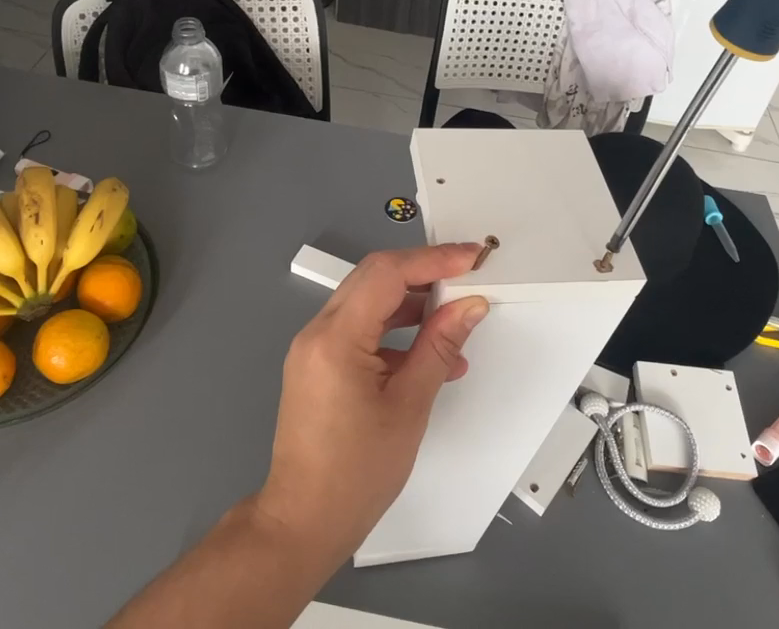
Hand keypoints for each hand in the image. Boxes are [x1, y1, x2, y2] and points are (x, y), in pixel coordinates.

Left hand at [253, 244, 489, 565]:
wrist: (305, 519)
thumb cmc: (358, 470)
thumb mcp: (410, 405)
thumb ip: (440, 346)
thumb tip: (470, 305)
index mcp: (335, 338)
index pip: (387, 273)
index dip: (433, 260)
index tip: (473, 259)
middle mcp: (317, 332)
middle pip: (373, 278)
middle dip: (423, 273)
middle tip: (467, 277)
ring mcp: (312, 348)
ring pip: (366, 302)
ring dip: (410, 304)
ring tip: (455, 322)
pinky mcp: (317, 365)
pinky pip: (358, 330)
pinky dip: (393, 332)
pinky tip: (428, 356)